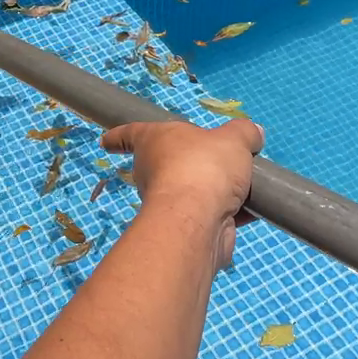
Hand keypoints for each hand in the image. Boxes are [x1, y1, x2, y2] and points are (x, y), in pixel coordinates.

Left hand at [99, 119, 259, 270]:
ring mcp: (168, 200)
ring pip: (190, 190)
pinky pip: (209, 213)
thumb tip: (252, 132)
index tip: (105, 141)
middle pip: (165, 162)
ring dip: (211, 190)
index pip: (129, 133)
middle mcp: (152, 169)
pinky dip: (227, 213)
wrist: (198, 218)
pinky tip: (250, 211)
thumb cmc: (204, 166)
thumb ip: (243, 133)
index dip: (118, 136)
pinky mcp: (186, 226)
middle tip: (211, 160)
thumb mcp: (232, 139)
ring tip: (242, 185)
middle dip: (185, 164)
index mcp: (153, 139)